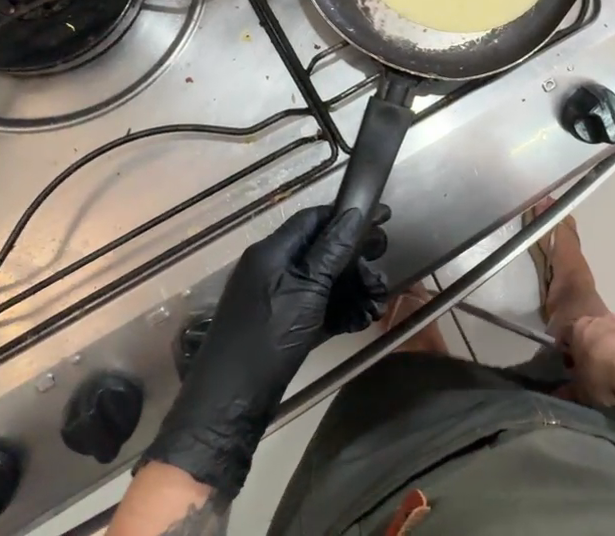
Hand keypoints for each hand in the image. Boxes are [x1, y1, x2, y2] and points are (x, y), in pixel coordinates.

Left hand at [141, 205, 385, 495]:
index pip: (314, 218)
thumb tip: (355, 210)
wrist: (230, 403)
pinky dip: (339, 309)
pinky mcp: (281, 323)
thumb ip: (333, 248)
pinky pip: (315, 304)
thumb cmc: (269, 337)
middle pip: (323, 250)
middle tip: (382, 276)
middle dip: (357, 261)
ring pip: (323, 280)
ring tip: (376, 305)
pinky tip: (360, 321)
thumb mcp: (307, 289)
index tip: (384, 219)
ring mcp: (275, 297)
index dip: (348, 216)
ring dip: (353, 289)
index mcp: (273, 251)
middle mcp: (272, 268)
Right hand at [560, 313, 614, 406]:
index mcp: (578, 329)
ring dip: (613, 348)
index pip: (566, 335)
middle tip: (594, 370)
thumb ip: (569, 390)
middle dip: (591, 348)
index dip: (567, 352)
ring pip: (613, 334)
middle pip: (591, 332)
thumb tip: (558, 393)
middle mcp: (599, 319)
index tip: (571, 367)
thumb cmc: (602, 376)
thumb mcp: (582, 390)